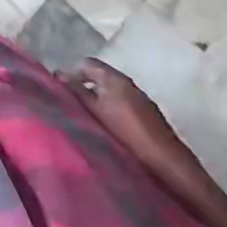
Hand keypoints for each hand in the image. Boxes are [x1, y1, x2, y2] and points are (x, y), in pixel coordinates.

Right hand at [56, 59, 181, 164]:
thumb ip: (77, 92)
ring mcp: (140, 99)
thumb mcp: (96, 111)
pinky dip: (109, 108)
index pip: (87, 63)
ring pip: (111, 91)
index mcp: (115, 78)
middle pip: (99, 76)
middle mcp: (128, 83)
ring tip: (84, 115)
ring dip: (96, 98)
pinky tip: (106, 126)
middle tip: (68, 101)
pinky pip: (121, 104)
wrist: (168, 162)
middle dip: (82, 85)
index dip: (71, 71)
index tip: (58, 86)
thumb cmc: (128, 133)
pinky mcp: (148, 115)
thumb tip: (58, 74)